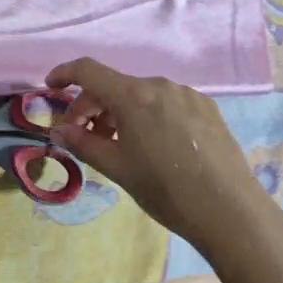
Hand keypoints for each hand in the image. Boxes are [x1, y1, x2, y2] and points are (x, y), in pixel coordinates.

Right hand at [46, 57, 272, 258]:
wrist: (231, 212)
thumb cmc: (166, 190)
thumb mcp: (117, 169)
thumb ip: (83, 144)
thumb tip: (59, 131)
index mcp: (133, 95)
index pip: (88, 70)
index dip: (64, 73)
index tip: (51, 87)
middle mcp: (159, 85)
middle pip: (114, 86)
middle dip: (92, 107)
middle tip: (84, 136)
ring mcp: (187, 95)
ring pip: (141, 96)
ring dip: (121, 113)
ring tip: (120, 145)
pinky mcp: (207, 109)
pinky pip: (166, 104)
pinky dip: (149, 116)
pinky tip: (155, 146)